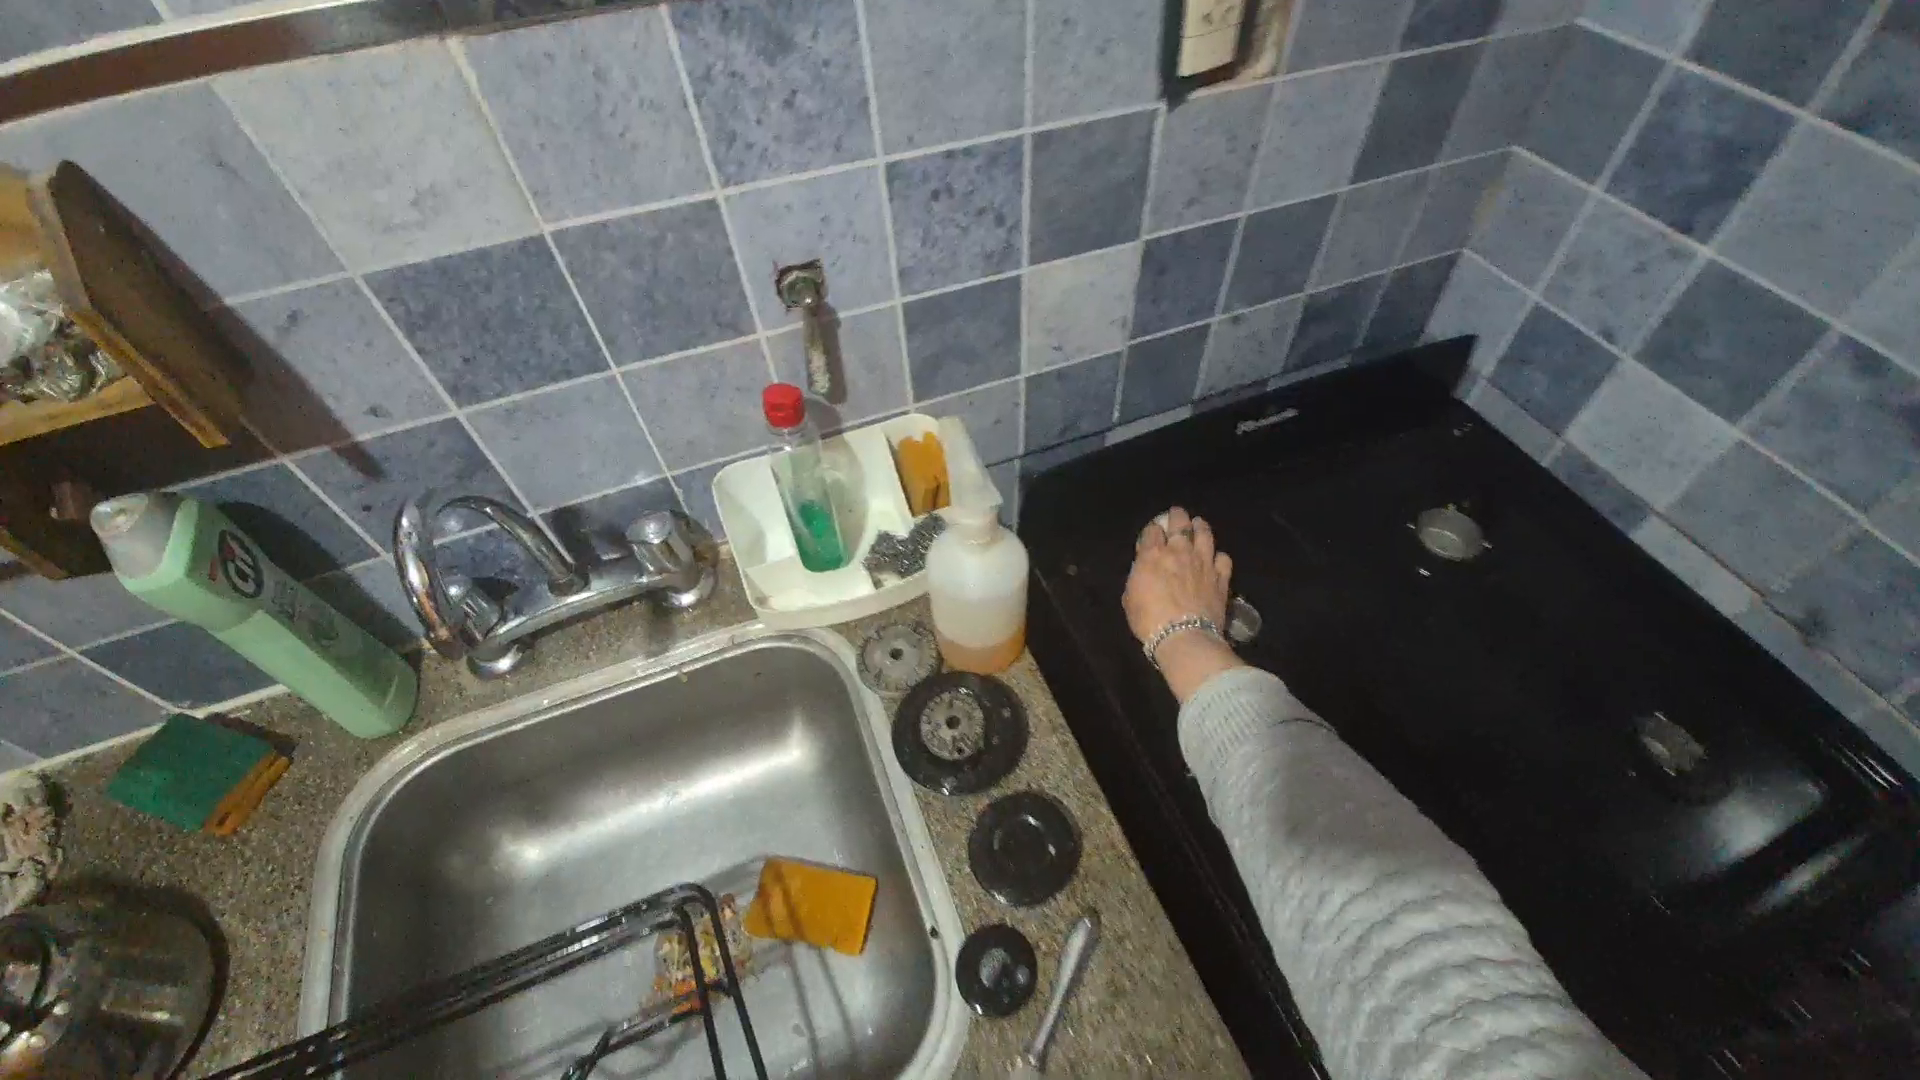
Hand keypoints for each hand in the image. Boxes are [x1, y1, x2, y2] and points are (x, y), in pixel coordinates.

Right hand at [1124, 507, 1243, 702]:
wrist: (1184, 637)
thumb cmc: (1149, 620)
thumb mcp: (1130, 598)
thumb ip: (1138, 577)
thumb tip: (1144, 570)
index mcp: (1152, 555)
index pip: (1152, 530)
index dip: (1152, 530)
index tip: (1151, 534)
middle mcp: (1179, 551)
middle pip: (1180, 523)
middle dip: (1176, 516)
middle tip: (1176, 514)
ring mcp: (1203, 562)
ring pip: (1205, 534)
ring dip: (1200, 527)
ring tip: (1198, 525)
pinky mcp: (1221, 577)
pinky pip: (1223, 558)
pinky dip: (1218, 556)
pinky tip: (1215, 560)